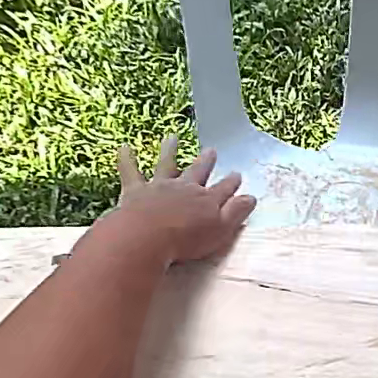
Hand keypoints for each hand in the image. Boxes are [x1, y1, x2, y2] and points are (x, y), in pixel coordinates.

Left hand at [110, 134, 257, 263]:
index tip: (237, 174)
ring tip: (172, 138)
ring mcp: (160, 187)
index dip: (231, 182)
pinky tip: (125, 147)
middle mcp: (185, 188)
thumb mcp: (222, 229)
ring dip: (170, 151)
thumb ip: (236, 212)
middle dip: (206, 162)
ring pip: (167, 165)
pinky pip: (131, 171)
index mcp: (207, 200)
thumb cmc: (187, 239)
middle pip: (198, 172)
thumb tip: (251, 197)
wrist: (147, 237)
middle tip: (211, 150)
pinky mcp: (135, 190)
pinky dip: (127, 159)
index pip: (224, 189)